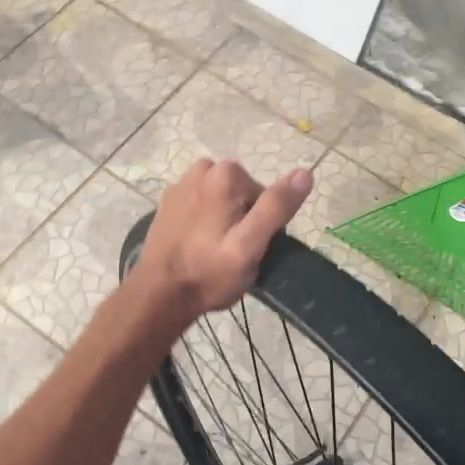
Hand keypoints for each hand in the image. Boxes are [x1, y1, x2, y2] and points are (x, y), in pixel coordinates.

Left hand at [134, 159, 313, 319]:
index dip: (263, 227)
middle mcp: (201, 170)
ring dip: (223, 222)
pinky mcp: (167, 204)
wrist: (159, 294)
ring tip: (214, 253)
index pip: (265, 198)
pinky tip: (196, 248)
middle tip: (233, 255)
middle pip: (242, 196)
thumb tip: (305, 173)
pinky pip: (199, 207)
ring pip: (221, 201)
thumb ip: (276, 208)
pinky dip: (203, 223)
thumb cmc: (209, 273)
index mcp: (225, 174)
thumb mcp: (251, 245)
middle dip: (242, 222)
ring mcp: (180, 186)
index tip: (250, 250)